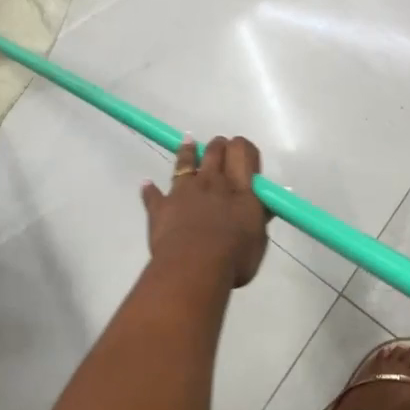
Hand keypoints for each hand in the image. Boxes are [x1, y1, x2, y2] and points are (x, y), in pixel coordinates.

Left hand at [140, 136, 269, 288]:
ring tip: (188, 141)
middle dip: (218, 146)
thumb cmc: (233, 256)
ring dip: (187, 152)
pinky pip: (153, 195)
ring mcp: (184, 191)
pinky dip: (150, 190)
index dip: (242, 149)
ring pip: (185, 163)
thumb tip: (263, 206)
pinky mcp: (161, 206)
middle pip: (215, 151)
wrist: (194, 267)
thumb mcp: (258, 239)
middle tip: (219, 145)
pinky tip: (146, 185)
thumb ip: (258, 217)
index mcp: (239, 187)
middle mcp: (212, 181)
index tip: (242, 153)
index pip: (242, 152)